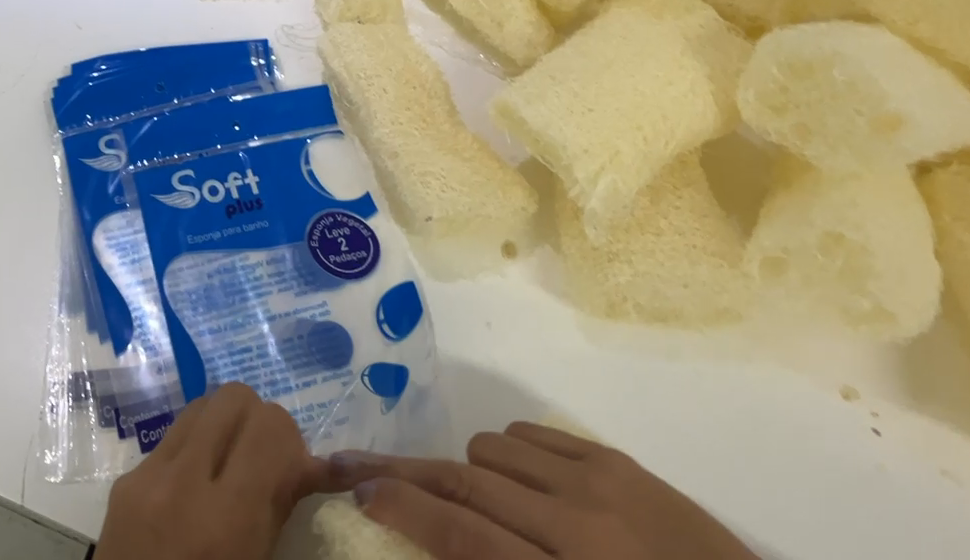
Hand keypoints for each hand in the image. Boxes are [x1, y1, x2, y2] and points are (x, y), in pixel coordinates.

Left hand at [94, 383, 328, 559]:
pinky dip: (194, 448)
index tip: (294, 469)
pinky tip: (198, 486)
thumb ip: (283, 504)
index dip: (290, 439)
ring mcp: (147, 476)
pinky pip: (171, 437)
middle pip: (233, 397)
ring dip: (225, 425)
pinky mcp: (125, 480)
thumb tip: (319, 460)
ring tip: (233, 466)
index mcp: (226, 517)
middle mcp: (183, 482)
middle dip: (258, 420)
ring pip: (200, 406)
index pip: (269, 424)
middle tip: (266, 460)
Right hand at [328, 422, 757, 558]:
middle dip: (398, 472)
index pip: (461, 534)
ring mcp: (601, 485)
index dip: (401, 508)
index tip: (354, 489)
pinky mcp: (619, 462)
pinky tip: (526, 486)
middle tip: (349, 463)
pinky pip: (530, 433)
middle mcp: (577, 526)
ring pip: (490, 447)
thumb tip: (435, 536)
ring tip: (482, 501)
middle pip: (463, 480)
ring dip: (470, 471)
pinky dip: (511, 454)